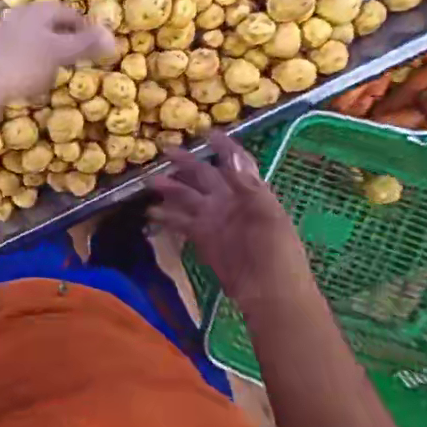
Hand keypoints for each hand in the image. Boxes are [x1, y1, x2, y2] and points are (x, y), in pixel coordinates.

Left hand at [0, 1, 114, 106]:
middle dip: (69, 39)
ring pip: (38, 38)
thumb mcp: (60, 53)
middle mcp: (20, 16)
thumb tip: (112, 36)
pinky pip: (24, 52)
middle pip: (53, 24)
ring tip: (62, 70)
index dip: (87, 28)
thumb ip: (86, 43)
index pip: (70, 13)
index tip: (98, 46)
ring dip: (53, 51)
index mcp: (37, 10)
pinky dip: (36, 62)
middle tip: (83, 58)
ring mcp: (6, 33)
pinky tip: (37, 79)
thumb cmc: (25, 65)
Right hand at [150, 133, 312, 309]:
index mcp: (250, 192)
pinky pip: (181, 222)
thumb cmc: (276, 253)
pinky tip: (150, 212)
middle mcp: (230, 201)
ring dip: (170, 188)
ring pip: (188, 197)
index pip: (235, 162)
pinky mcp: (203, 239)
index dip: (223, 147)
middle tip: (165, 151)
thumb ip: (246, 185)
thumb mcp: (266, 215)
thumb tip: (231, 156)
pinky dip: (166, 217)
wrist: (270, 294)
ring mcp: (214, 220)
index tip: (206, 133)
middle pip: (205, 176)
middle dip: (186, 163)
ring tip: (149, 181)